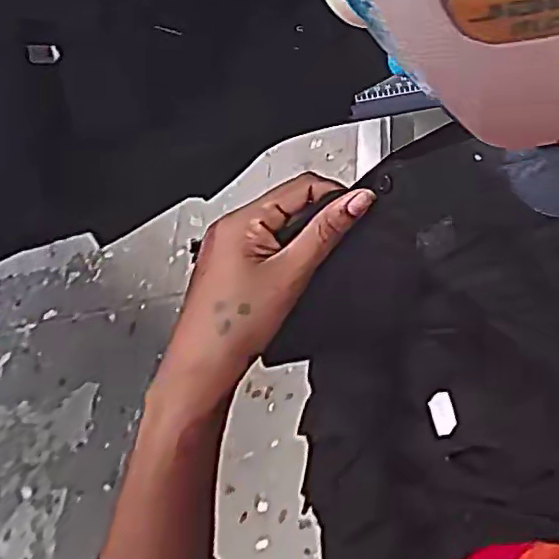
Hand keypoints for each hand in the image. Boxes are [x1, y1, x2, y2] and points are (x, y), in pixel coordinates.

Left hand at [152, 173, 373, 407]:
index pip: (304, 185)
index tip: (357, 212)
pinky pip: (272, 243)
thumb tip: (357, 200)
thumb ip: (328, 230)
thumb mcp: (293, 271)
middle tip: (333, 245)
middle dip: (321, 218)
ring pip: (284, 223)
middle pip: (294, 201)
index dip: (336, 196)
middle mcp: (231, 227)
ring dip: (305, 237)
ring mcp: (229, 246)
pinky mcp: (232, 264)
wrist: (201, 374)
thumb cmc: (231, 328)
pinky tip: (291, 276)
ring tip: (309, 266)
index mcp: (241, 219)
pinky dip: (290, 253)